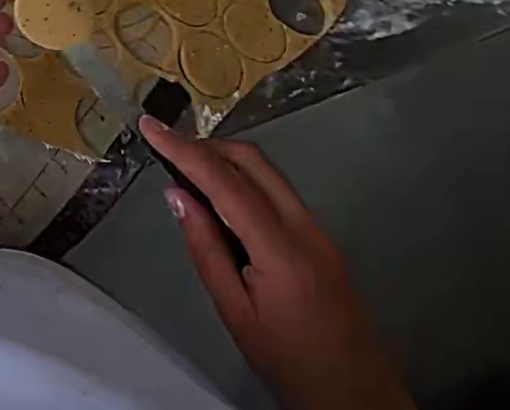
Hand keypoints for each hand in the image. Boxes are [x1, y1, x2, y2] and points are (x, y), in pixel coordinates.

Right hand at [142, 118, 413, 409]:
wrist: (359, 397)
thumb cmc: (290, 364)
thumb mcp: (236, 315)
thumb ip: (205, 249)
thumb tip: (177, 195)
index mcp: (281, 252)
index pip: (224, 182)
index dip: (182, 149)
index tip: (150, 127)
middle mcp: (305, 227)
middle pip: (250, 160)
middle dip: (205, 145)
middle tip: (168, 147)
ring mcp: (318, 228)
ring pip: (266, 169)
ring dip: (224, 159)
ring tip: (189, 169)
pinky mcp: (321, 234)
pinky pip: (276, 188)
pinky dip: (243, 178)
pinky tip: (222, 197)